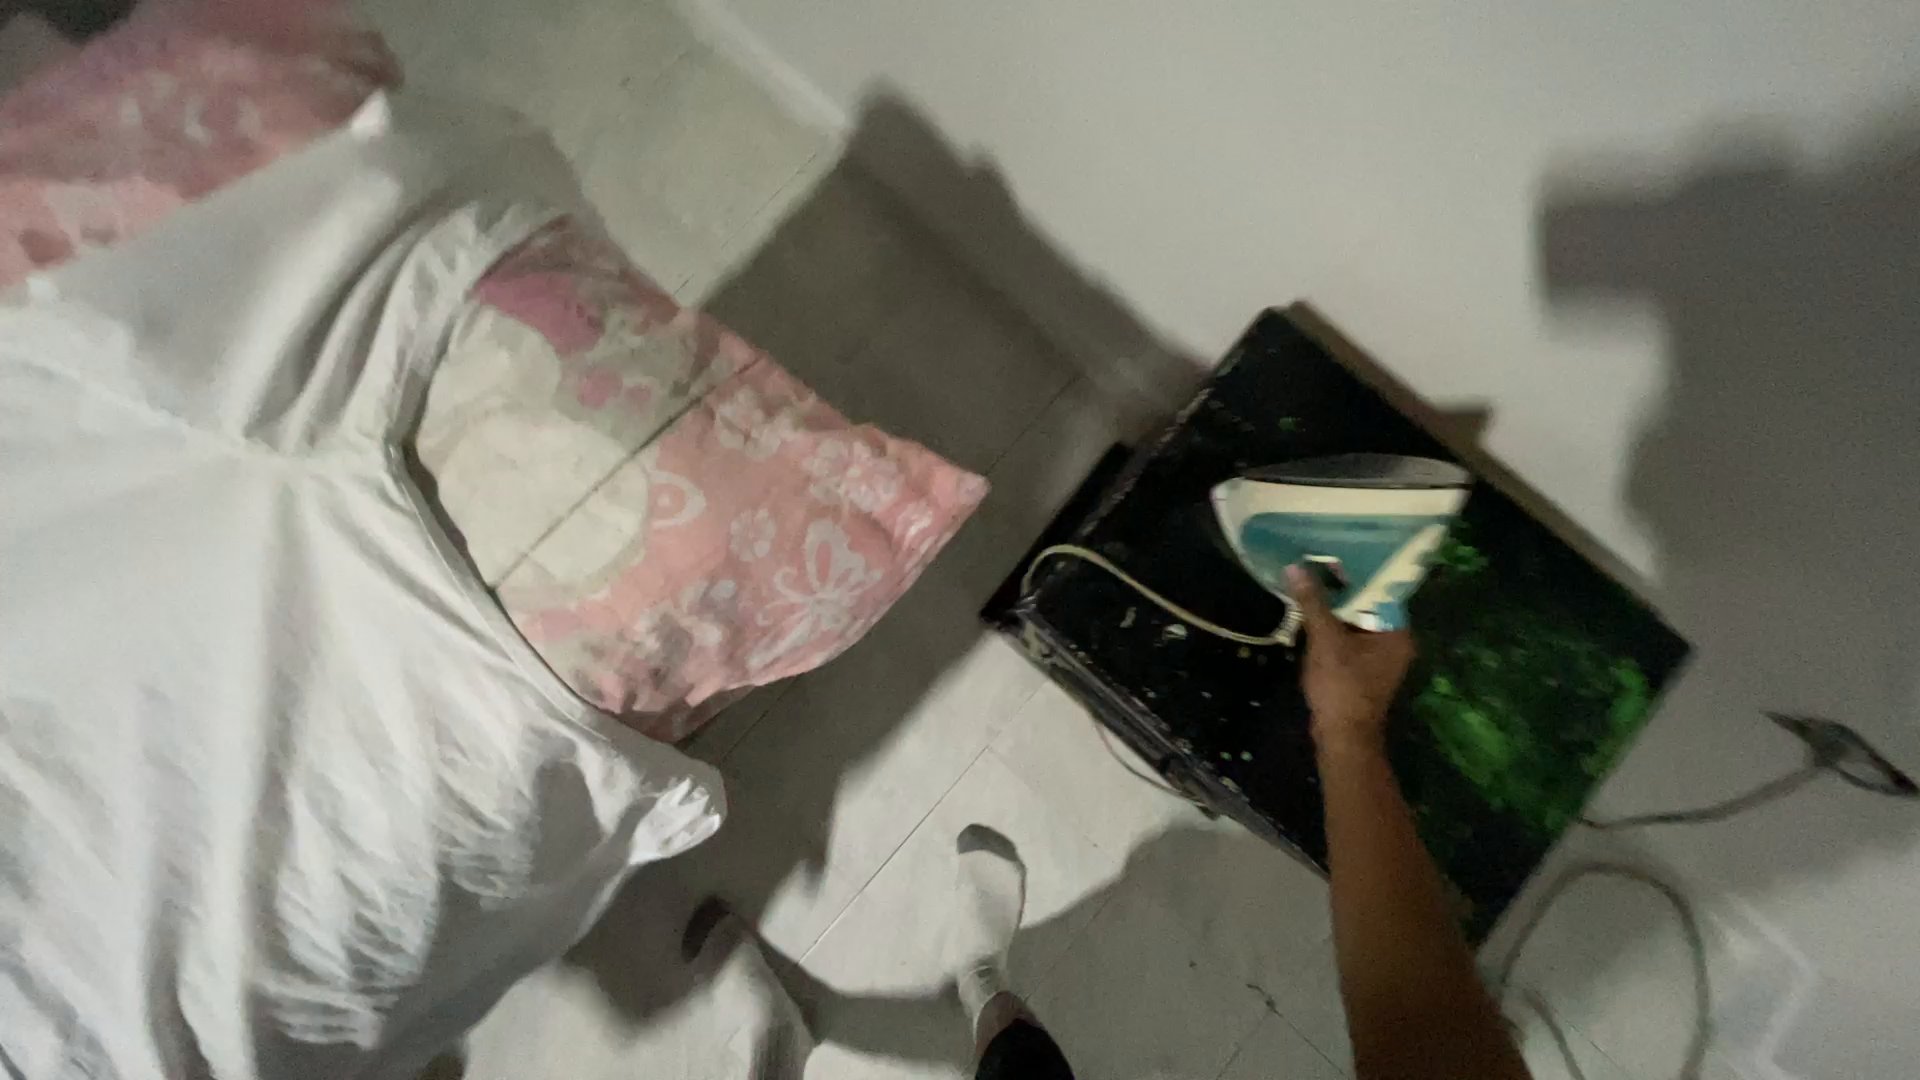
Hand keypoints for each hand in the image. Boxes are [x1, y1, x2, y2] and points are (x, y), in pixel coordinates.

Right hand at [1287, 564, 1414, 756]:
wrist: (1342, 735)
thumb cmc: (1341, 686)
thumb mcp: (1325, 640)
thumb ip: (1312, 603)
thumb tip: (1294, 567)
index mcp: (1396, 632)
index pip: (1383, 589)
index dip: (1361, 569)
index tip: (1337, 549)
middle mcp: (1394, 640)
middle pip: (1368, 604)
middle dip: (1343, 585)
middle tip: (1318, 560)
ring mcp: (1378, 655)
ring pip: (1355, 620)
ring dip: (1334, 605)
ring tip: (1310, 578)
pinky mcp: (1361, 666)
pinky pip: (1348, 635)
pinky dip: (1332, 624)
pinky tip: (1310, 611)